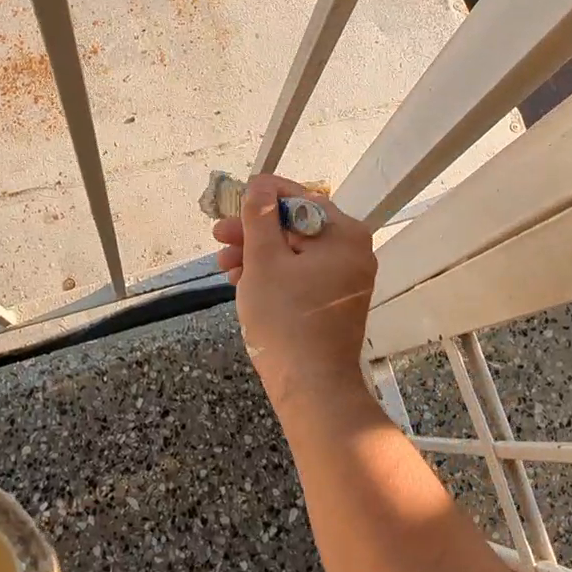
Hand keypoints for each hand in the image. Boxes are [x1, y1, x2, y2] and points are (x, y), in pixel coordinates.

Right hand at [212, 174, 376, 401]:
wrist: (311, 387)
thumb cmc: (286, 319)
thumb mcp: (264, 261)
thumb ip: (259, 217)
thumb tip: (259, 185)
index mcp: (343, 234)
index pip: (299, 197)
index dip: (261, 197)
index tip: (230, 203)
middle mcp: (353, 250)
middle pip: (296, 224)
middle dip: (254, 230)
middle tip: (219, 236)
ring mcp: (347, 277)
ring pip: (295, 251)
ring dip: (258, 253)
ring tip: (224, 264)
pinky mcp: (335, 299)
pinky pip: (302, 273)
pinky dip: (274, 273)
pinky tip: (243, 280)